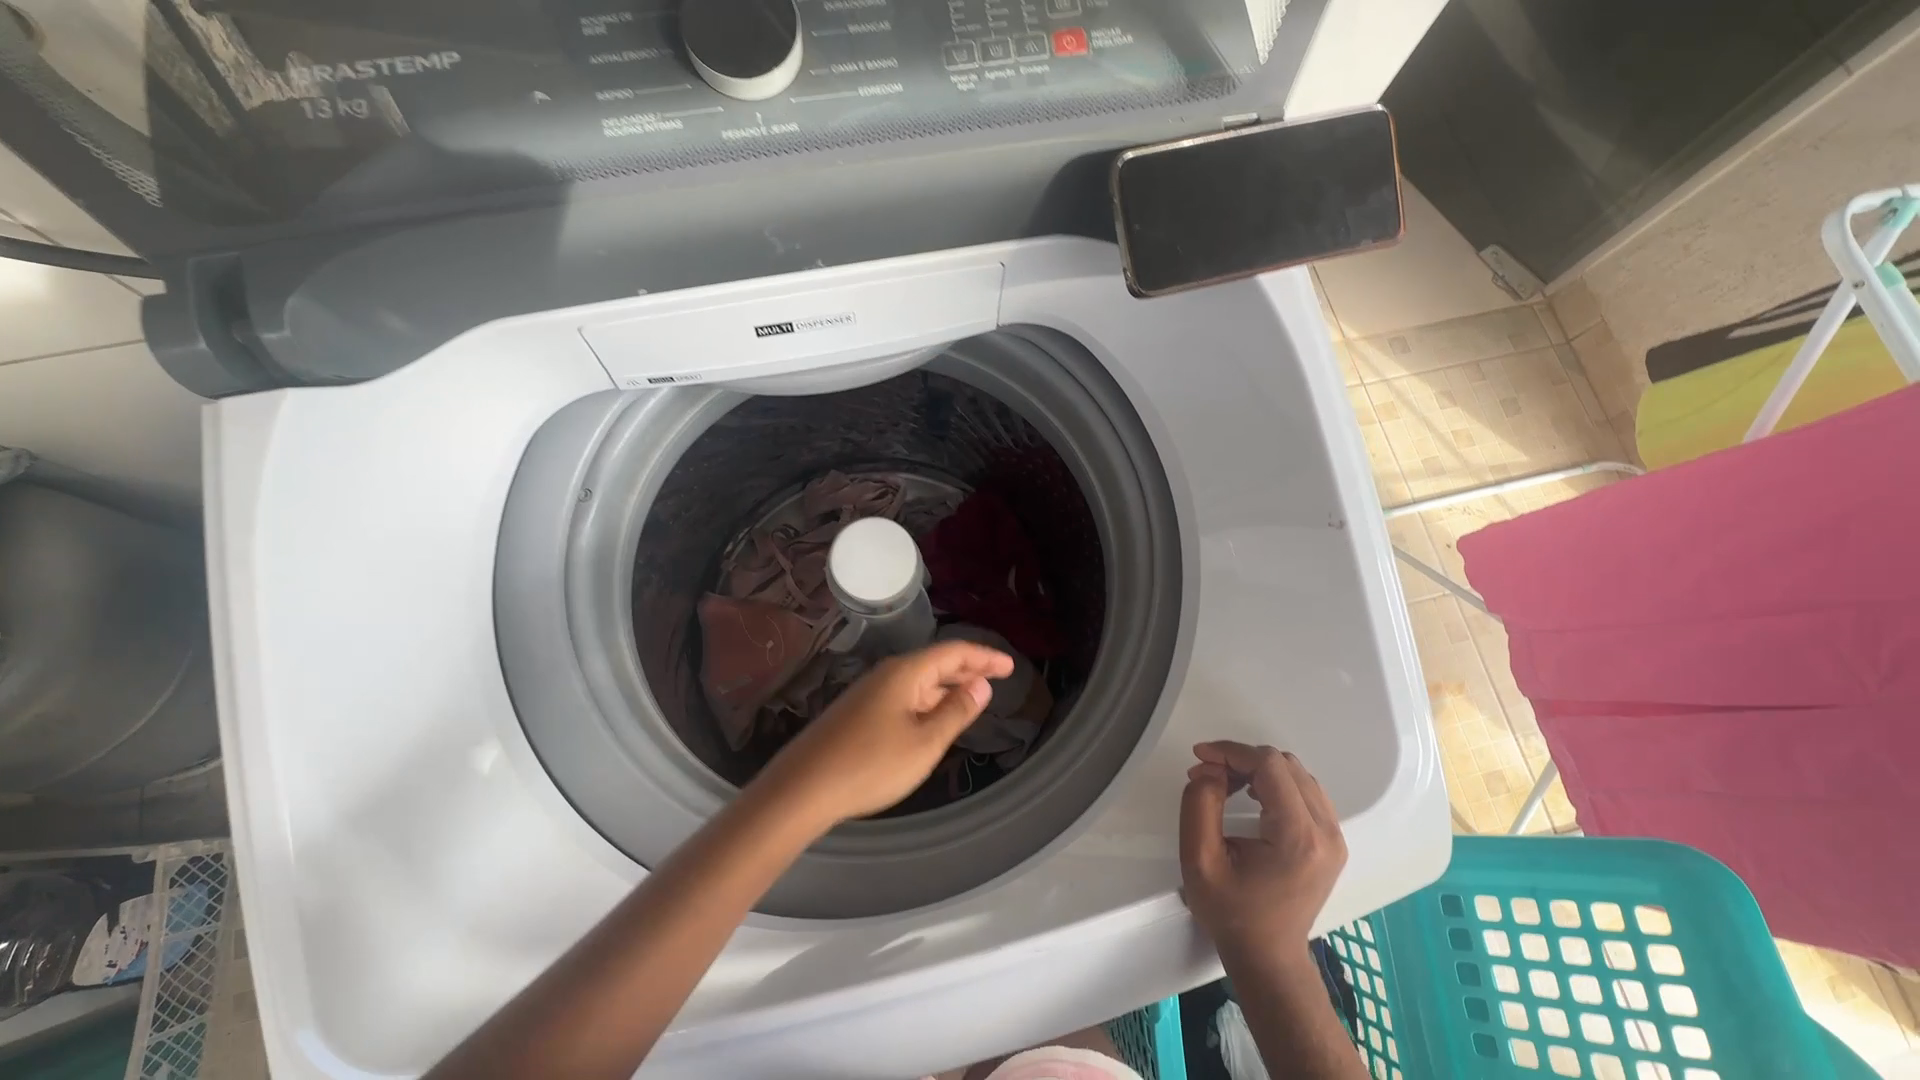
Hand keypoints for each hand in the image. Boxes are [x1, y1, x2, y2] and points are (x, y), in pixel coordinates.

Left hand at [759, 642, 1014, 824]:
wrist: (803, 788)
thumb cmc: (870, 765)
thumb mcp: (925, 743)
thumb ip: (956, 711)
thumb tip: (982, 683)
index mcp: (905, 674)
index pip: (953, 652)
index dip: (984, 657)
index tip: (1010, 666)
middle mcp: (886, 675)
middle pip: (934, 663)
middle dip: (968, 669)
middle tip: (998, 677)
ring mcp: (868, 694)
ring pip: (918, 682)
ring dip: (947, 687)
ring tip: (972, 697)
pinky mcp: (857, 714)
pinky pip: (903, 697)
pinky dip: (927, 701)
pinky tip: (932, 719)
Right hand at [1179, 741, 1346, 965]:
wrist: (1268, 956)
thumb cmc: (1231, 913)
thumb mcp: (1200, 860)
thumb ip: (1200, 805)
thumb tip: (1212, 770)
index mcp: (1298, 836)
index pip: (1270, 766)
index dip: (1232, 752)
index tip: (1200, 756)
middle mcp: (1326, 832)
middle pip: (1285, 765)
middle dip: (1242, 759)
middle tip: (1208, 775)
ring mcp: (1334, 837)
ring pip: (1297, 775)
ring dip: (1258, 769)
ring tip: (1226, 785)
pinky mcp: (1332, 842)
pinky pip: (1306, 792)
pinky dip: (1275, 783)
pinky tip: (1251, 796)